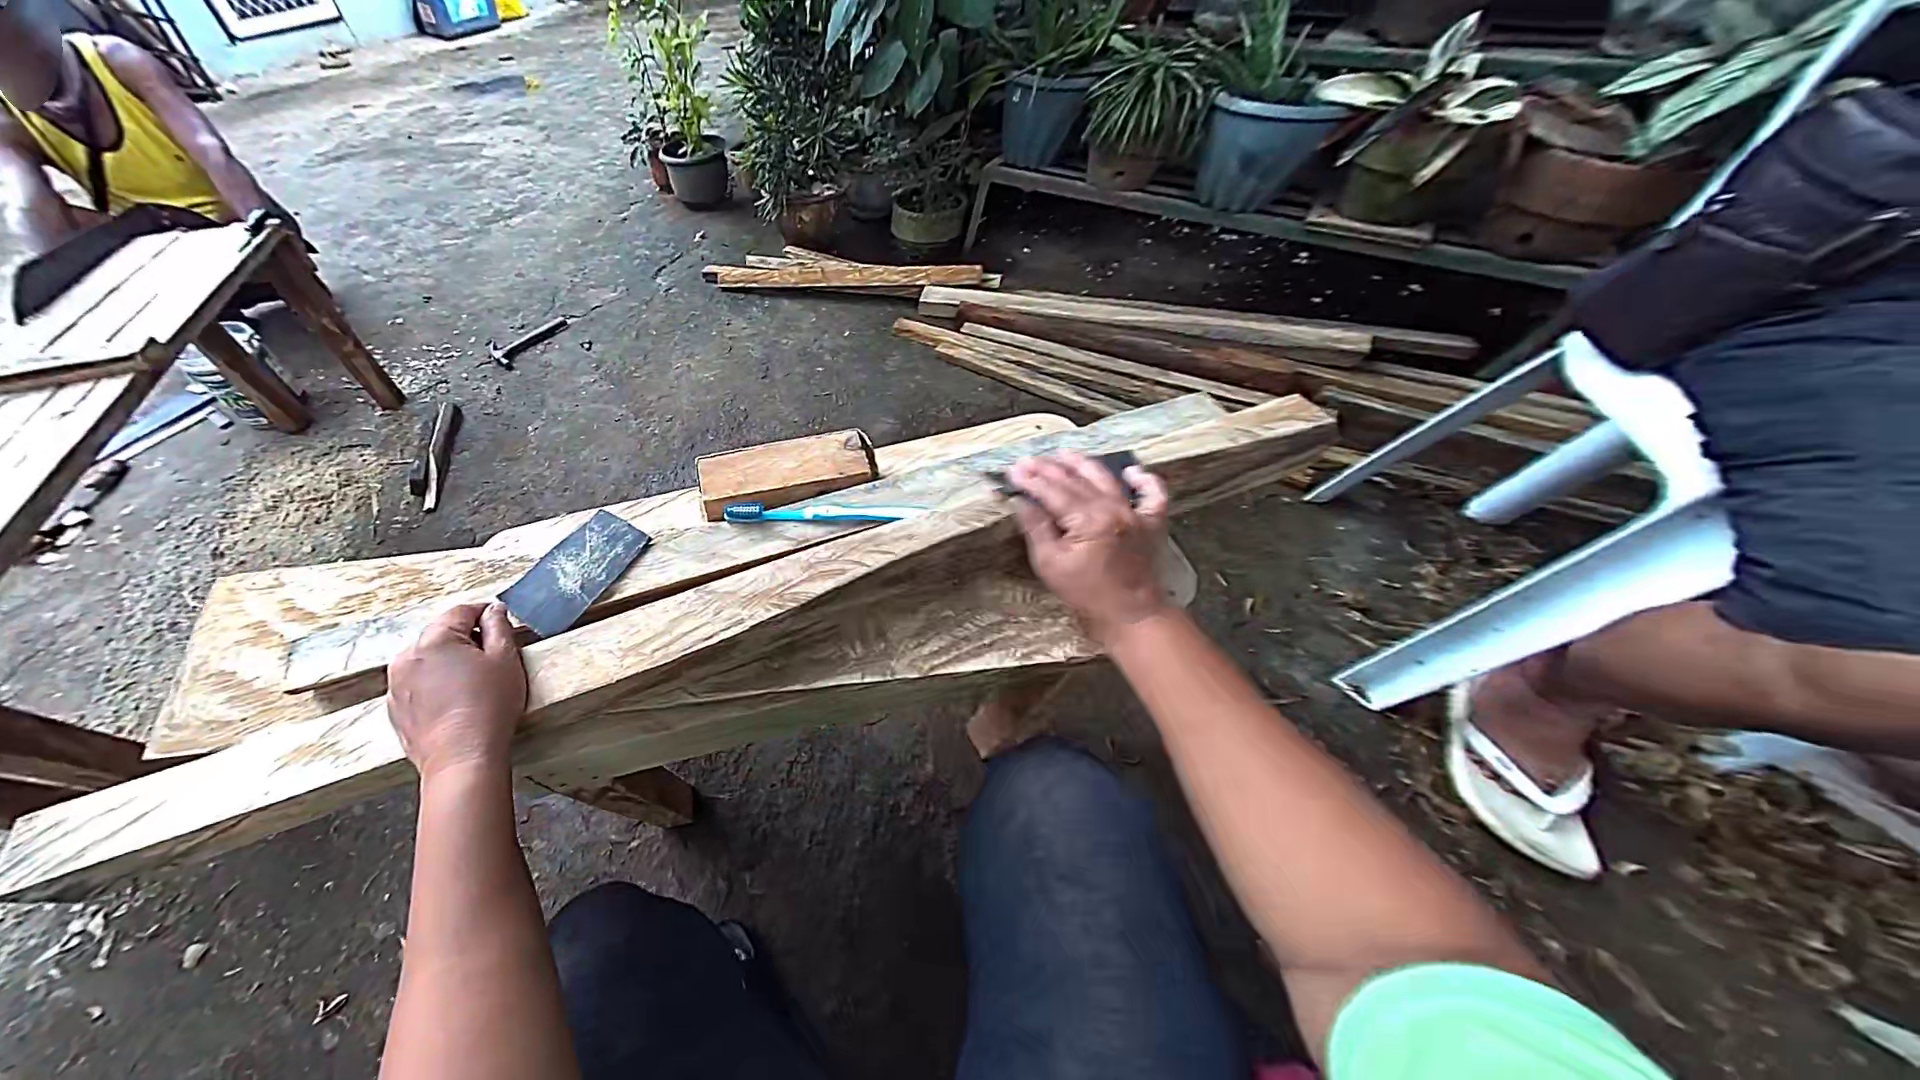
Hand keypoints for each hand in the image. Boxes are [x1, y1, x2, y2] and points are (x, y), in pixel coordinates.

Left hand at [386, 602, 527, 779]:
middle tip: (495, 657)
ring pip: (429, 659)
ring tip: (477, 682)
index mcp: (434, 641)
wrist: (461, 755)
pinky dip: (438, 684)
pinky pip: (419, 683)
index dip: (485, 613)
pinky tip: (460, 700)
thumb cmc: (488, 707)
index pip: (460, 611)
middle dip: (468, 639)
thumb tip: (494, 610)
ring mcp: (397, 684)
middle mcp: (407, 658)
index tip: (501, 621)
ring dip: (451, 662)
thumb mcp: (506, 659)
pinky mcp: (396, 707)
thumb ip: (499, 627)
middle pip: (441, 634)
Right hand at [1006, 452, 1171, 642]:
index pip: (1052, 491)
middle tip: (1029, 461)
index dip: (1030, 479)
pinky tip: (1131, 472)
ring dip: (1083, 464)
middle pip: (1076, 480)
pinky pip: (1153, 494)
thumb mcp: (1050, 564)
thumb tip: (1022, 501)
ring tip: (1064, 455)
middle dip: (1049, 468)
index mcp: (1088, 519)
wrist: (1132, 616)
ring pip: (1106, 478)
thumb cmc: (1087, 595)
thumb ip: (1037, 528)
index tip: (1013, 470)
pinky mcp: (1152, 523)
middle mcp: (1113, 508)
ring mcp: (1136, 513)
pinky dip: (1144, 480)